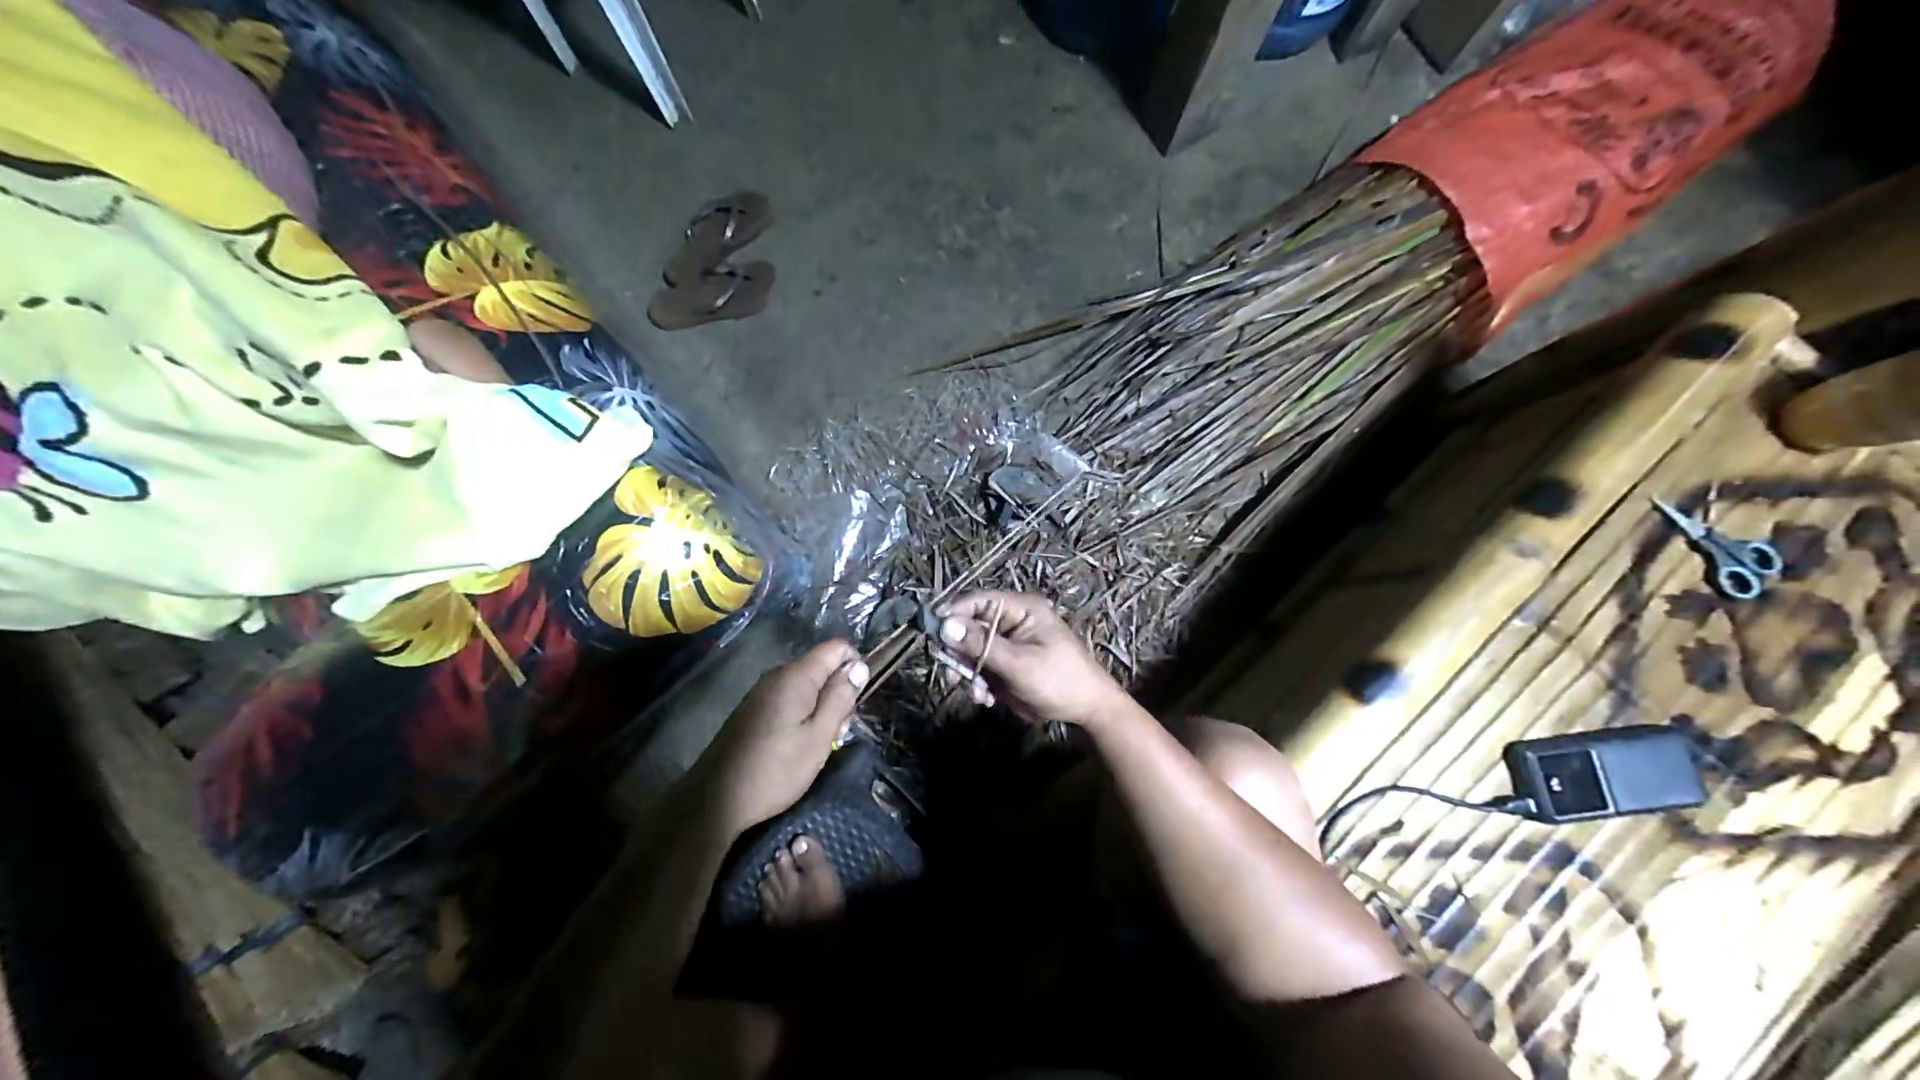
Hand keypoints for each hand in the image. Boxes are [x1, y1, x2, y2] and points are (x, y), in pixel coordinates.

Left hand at [695, 640, 868, 834]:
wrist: (715, 801)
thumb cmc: (775, 770)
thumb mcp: (819, 737)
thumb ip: (841, 698)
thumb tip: (859, 666)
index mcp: (796, 677)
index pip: (837, 647)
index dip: (855, 666)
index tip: (855, 701)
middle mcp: (777, 676)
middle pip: (822, 668)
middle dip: (838, 694)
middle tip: (836, 734)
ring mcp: (762, 693)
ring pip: (807, 687)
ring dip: (821, 710)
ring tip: (817, 746)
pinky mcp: (753, 710)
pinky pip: (789, 700)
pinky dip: (802, 717)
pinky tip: (797, 747)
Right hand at [936, 591, 1132, 728]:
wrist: (1087, 710)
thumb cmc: (1059, 680)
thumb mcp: (1018, 663)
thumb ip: (980, 644)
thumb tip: (944, 626)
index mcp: (1021, 609)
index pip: (978, 602)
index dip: (953, 614)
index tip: (932, 631)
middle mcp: (1012, 621)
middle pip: (970, 627)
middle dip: (961, 653)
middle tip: (954, 672)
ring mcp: (1009, 644)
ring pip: (972, 651)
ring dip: (969, 673)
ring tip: (978, 693)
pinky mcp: (1007, 664)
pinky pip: (981, 669)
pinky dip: (979, 683)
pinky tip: (987, 698)